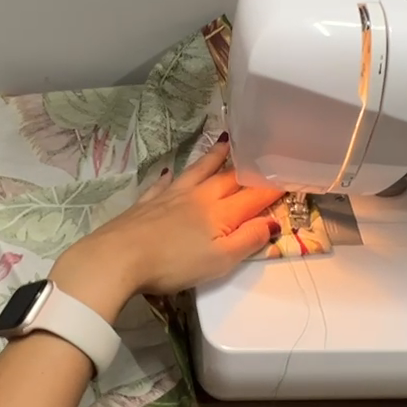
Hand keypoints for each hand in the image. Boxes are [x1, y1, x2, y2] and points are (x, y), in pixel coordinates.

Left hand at [50, 138, 285, 318]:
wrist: (117, 257)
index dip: (271, 187)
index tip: (289, 174)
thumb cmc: (172, 264)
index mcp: (219, 213)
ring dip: (212, 158)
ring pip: (196, 172)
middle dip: (246, 167)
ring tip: (224, 143)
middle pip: (226, 179)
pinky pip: (162, 185)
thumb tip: (271, 221)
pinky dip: (169, 178)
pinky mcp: (145, 204)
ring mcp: (169, 197)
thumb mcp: (219, 261)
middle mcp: (197, 197)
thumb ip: (247, 240)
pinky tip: (168, 173)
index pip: (252, 196)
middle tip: (261, 151)